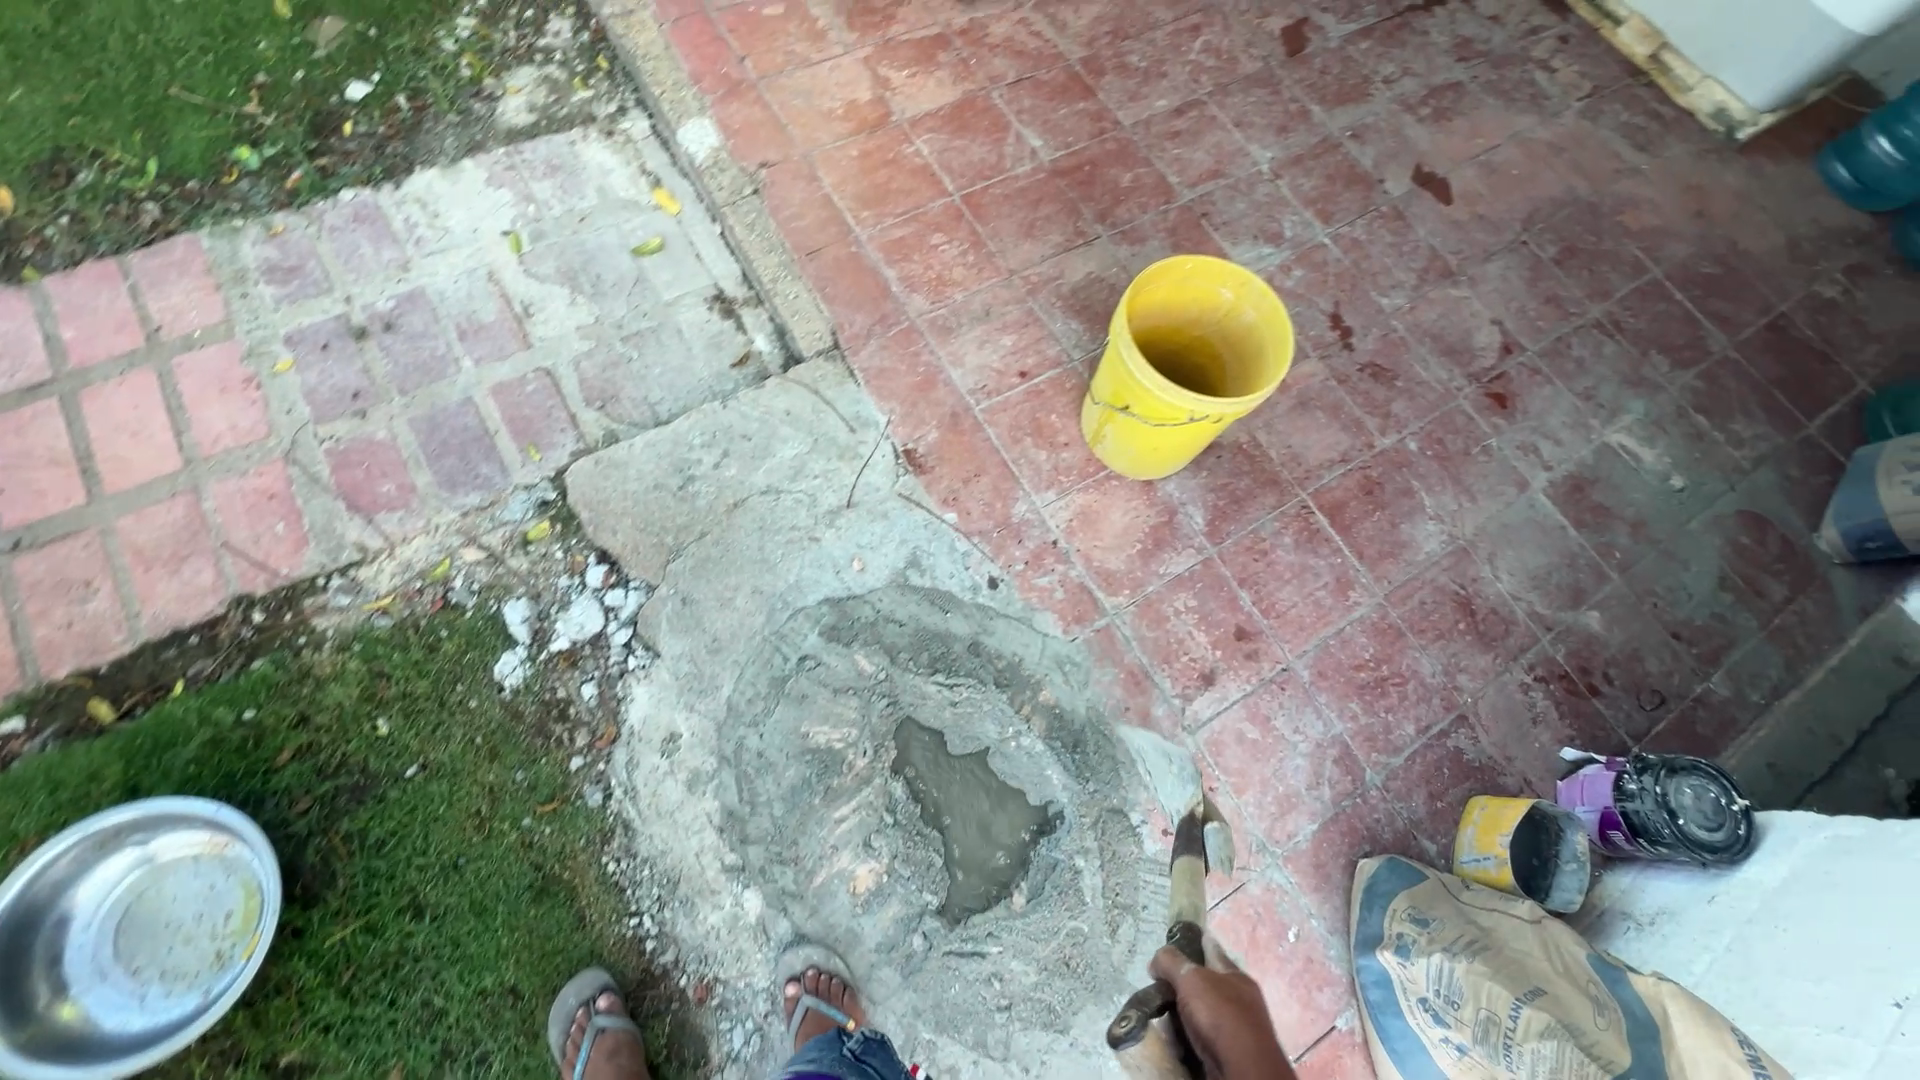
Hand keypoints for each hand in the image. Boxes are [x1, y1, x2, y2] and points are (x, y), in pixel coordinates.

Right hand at [1149, 936, 1296, 1079]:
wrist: (1242, 1069)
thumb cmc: (1220, 1015)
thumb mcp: (1191, 978)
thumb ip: (1171, 962)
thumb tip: (1156, 961)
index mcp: (1235, 975)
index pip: (1212, 949)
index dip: (1196, 941)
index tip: (1178, 938)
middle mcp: (1239, 998)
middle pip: (1204, 982)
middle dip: (1181, 984)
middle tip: (1159, 985)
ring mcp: (1236, 1026)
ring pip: (1201, 1011)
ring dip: (1182, 1012)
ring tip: (1161, 1013)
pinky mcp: (1228, 1050)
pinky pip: (1201, 1035)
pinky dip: (1187, 1034)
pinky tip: (1175, 1036)